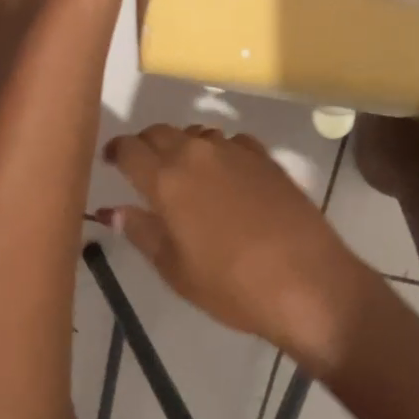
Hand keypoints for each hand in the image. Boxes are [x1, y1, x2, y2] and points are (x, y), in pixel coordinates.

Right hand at [99, 125, 371, 355]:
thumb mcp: (176, 269)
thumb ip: (143, 232)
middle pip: (161, 132)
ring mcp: (236, 151)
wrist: (307, 281)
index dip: (116, 151)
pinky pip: (231, 143)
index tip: (111, 161)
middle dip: (147, 145)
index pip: (130, 148)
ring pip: (197, 135)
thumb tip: (116, 211)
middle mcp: (198, 153)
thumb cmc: (232, 286)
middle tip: (143, 168)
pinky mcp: (266, 158)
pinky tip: (225, 177)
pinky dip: (218, 153)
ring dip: (183, 147)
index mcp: (167, 178)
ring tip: (185, 175)